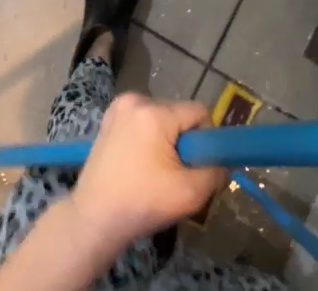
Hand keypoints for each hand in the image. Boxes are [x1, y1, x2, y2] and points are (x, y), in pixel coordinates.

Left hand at [69, 93, 224, 248]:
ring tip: (156, 170)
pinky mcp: (109, 118)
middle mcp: (135, 100)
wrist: (95, 217)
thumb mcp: (190, 192)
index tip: (197, 164)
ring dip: (167, 139)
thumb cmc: (142, 203)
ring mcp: (118, 107)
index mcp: (154, 112)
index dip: (206, 138)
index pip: (199, 111)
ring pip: (162, 117)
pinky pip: (143, 120)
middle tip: (175, 172)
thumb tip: (222, 160)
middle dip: (184, 140)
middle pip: (179, 113)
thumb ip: (215, 170)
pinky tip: (140, 163)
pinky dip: (149, 137)